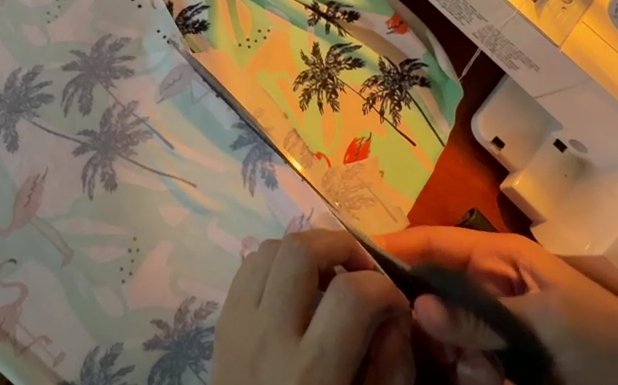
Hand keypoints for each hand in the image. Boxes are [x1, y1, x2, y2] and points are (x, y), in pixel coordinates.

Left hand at [213, 228, 414, 384]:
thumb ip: (389, 366)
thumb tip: (394, 312)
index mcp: (313, 371)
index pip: (352, 295)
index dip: (383, 287)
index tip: (395, 302)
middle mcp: (269, 336)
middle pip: (299, 251)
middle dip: (339, 246)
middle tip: (361, 270)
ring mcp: (238, 322)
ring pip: (269, 248)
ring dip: (305, 250)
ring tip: (329, 274)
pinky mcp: (222, 319)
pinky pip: (248, 266)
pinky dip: (276, 263)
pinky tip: (297, 286)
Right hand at [379, 227, 617, 384]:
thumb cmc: (616, 347)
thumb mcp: (550, 324)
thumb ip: (482, 315)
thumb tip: (417, 308)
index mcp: (499, 258)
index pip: (431, 242)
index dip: (390, 249)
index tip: (347, 265)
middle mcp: (490, 288)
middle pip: (427, 289)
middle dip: (414, 314)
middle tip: (400, 336)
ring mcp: (496, 330)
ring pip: (441, 333)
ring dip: (443, 353)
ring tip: (470, 373)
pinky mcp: (503, 366)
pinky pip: (464, 364)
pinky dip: (461, 374)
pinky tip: (473, 382)